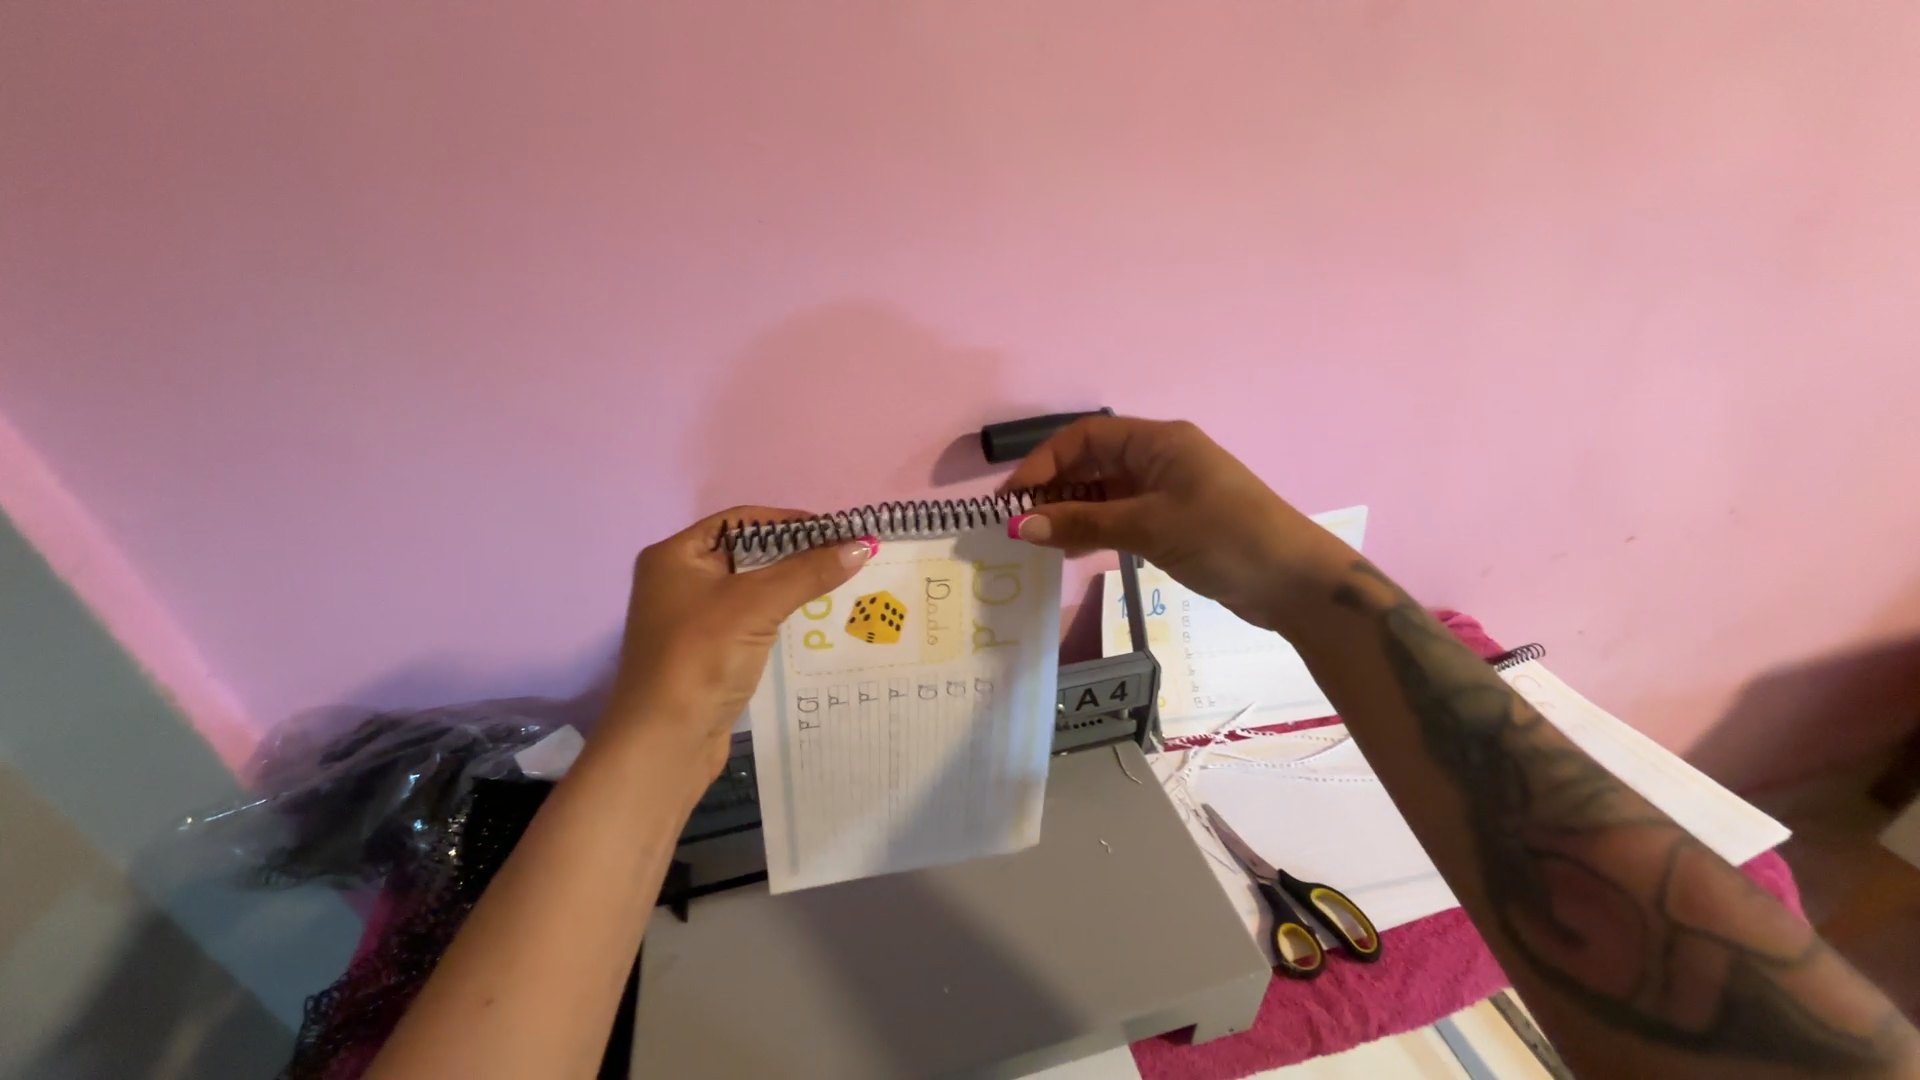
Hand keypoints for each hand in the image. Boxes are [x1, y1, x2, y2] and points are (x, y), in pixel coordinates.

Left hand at [601, 508, 875, 777]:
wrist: (665, 742)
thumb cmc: (701, 657)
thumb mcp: (757, 605)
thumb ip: (809, 572)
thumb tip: (862, 545)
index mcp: (676, 555)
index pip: (741, 522)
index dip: (788, 522)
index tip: (836, 532)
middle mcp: (680, 581)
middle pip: (749, 554)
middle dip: (797, 556)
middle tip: (846, 559)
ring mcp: (694, 619)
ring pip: (754, 590)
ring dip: (794, 588)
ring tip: (842, 586)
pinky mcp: (710, 652)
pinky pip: (754, 621)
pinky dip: (784, 617)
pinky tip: (818, 622)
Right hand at [1003, 416, 1350, 631]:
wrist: (1292, 580)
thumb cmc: (1223, 537)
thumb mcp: (1149, 527)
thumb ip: (1083, 523)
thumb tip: (1019, 525)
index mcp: (1158, 441)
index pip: (1085, 437)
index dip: (1045, 461)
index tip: (1014, 497)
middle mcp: (1158, 458)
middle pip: (1091, 463)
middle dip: (1053, 489)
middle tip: (1019, 524)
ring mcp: (1166, 491)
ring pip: (1103, 493)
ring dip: (1070, 512)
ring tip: (1039, 541)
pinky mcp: (1171, 521)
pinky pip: (1119, 517)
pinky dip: (1093, 529)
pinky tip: (1070, 550)